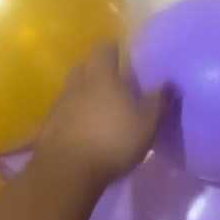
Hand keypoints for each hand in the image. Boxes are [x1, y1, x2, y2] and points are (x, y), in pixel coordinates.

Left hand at [35, 44, 169, 187]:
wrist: (67, 170)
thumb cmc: (113, 141)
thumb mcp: (147, 123)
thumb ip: (159, 101)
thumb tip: (170, 82)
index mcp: (102, 77)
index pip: (105, 50)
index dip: (114, 50)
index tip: (123, 53)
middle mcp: (78, 84)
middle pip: (84, 67)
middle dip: (97, 69)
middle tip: (112, 79)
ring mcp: (60, 105)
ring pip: (72, 88)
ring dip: (84, 92)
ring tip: (99, 105)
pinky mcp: (49, 126)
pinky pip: (64, 111)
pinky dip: (74, 114)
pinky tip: (83, 127)